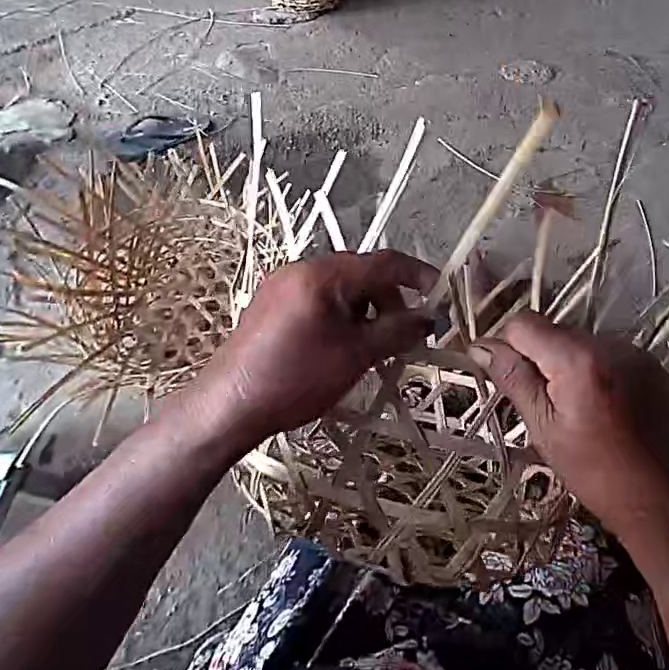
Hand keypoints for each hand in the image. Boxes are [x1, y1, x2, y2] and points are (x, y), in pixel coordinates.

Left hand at [191, 250, 437, 450]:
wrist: (227, 407)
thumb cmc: (294, 379)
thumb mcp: (356, 356)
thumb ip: (397, 331)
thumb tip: (430, 317)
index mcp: (323, 274)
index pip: (385, 262)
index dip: (419, 275)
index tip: (441, 294)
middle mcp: (302, 269)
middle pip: (363, 272)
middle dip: (391, 298)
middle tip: (407, 332)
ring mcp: (283, 284)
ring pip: (342, 286)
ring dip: (367, 308)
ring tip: (375, 344)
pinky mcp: (272, 303)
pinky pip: (320, 297)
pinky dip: (343, 314)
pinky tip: (345, 344)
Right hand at [469, 314, 668, 554]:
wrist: (667, 502)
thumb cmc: (600, 475)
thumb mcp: (545, 430)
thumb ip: (513, 379)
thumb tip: (481, 347)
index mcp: (579, 360)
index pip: (525, 323)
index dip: (508, 347)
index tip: (506, 376)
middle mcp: (610, 343)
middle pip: (553, 330)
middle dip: (539, 358)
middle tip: (543, 404)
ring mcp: (635, 351)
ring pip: (579, 341)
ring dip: (566, 364)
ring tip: (576, 410)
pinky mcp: (651, 363)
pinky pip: (607, 352)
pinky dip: (594, 370)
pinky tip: (601, 408)